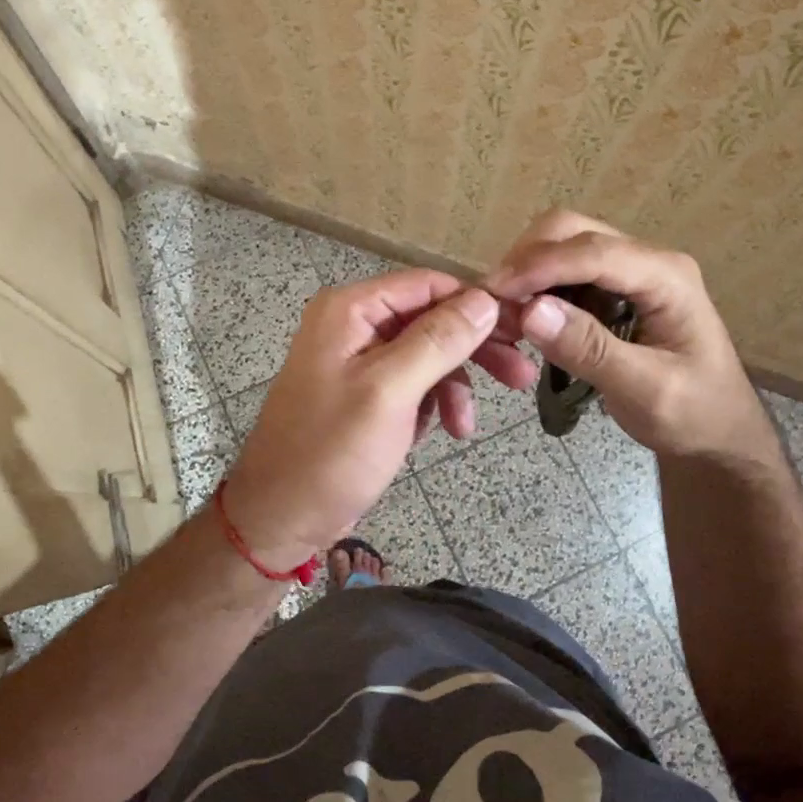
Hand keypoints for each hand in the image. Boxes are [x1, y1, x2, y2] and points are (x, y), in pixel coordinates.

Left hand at [224, 270, 532, 569]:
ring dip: (451, 388)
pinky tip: (435, 433)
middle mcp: (351, 325)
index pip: (428, 285)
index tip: (523, 332)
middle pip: (429, 320)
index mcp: (349, 310)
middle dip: (472, 351)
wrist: (280, 516)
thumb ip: (438, 341)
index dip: (476, 305)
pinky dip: (429, 407)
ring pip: (424, 357)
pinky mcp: (361, 395)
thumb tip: (486, 298)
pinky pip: (409, 385)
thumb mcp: (390, 392)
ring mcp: (354, 361)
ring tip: (464, 428)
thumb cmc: (330, 452)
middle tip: (521, 377)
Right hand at [483, 209, 776, 462]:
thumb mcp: (645, 391)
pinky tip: (523, 316)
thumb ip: (590, 349)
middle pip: (572, 231)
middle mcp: (648, 260)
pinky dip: (536, 283)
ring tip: (504, 312)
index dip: (538, 267)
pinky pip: (564, 268)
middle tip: (492, 302)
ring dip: (527, 269)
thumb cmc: (693, 416)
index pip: (592, 252)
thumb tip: (530, 310)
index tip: (493, 294)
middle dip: (526, 259)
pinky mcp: (613, 286)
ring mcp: (630, 270)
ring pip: (563, 243)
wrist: (718, 436)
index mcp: (667, 277)